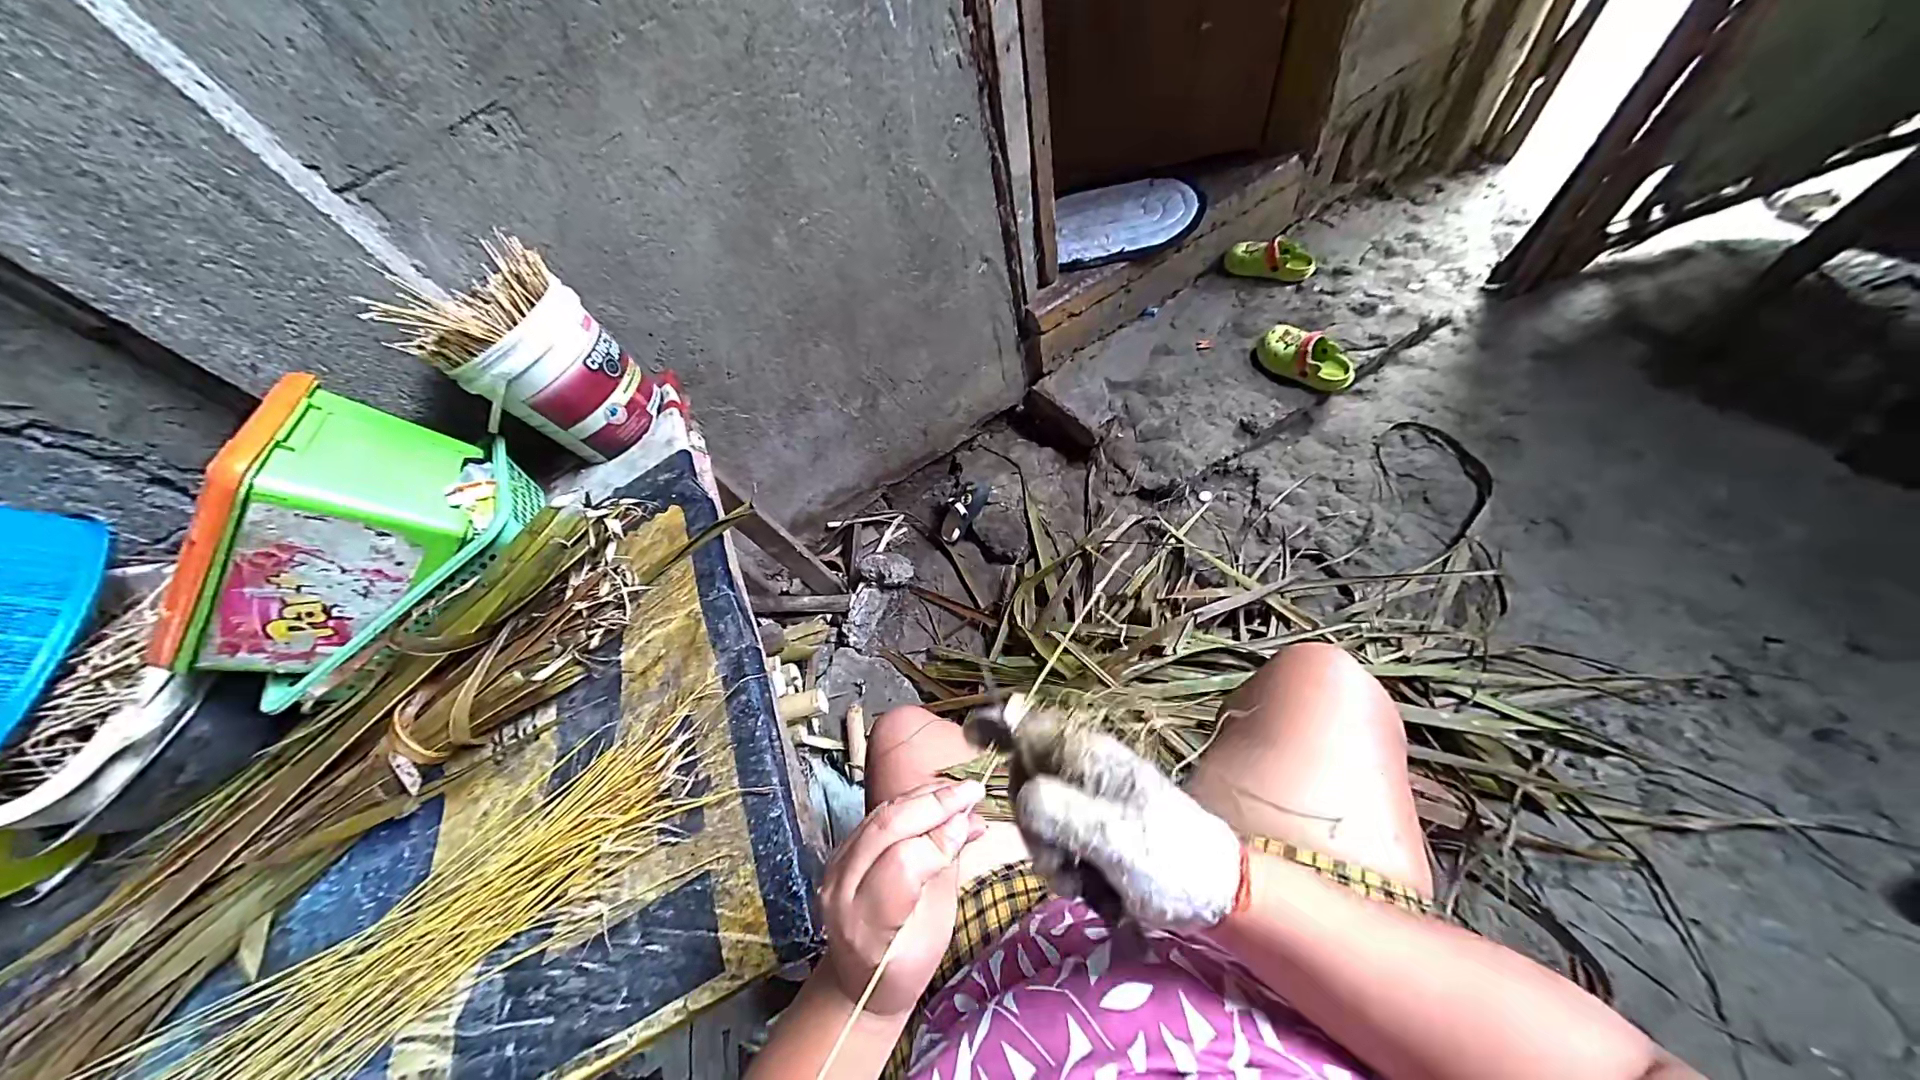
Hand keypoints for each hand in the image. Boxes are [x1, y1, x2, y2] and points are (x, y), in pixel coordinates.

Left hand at [820, 780, 985, 1017]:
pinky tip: (940, 798)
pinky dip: (912, 801)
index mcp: (868, 924)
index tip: (970, 821)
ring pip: (882, 813)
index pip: (901, 864)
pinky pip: (877, 814)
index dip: (938, 838)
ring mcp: (837, 865)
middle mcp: (844, 889)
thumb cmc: (905, 962)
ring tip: (961, 791)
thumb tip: (964, 821)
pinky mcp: (841, 849)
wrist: (858, 978)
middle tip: (973, 791)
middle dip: (935, 803)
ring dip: (925, 795)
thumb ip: (945, 870)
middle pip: (888, 827)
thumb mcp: (936, 928)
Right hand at [1010, 711, 1241, 928]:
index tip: (971, 738)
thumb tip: (1022, 793)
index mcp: (1090, 756)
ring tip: (1084, 883)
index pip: (1032, 726)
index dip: (998, 725)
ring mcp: (1087, 798)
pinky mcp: (1089, 826)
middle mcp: (1084, 769)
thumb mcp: (1116, 840)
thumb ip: (1064, 811)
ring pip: (1035, 815)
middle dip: (1031, 824)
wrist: (1212, 897)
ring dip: (1049, 854)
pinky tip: (1088, 887)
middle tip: (1061, 862)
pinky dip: (1062, 866)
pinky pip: (1053, 838)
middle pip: (1024, 779)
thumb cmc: (1170, 862)